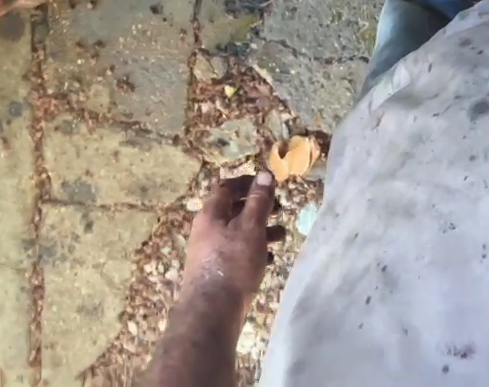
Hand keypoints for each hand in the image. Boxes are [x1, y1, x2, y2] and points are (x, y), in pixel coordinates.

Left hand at [174, 172, 284, 323]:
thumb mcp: (251, 226)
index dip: (248, 183)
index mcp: (211, 214)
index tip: (268, 185)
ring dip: (259, 229)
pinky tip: (269, 258)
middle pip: (233, 210)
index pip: (227, 187)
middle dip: (258, 208)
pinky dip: (253, 249)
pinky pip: (236, 252)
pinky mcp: (215, 272)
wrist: (211, 314)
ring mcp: (209, 252)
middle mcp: (207, 230)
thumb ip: (259, 200)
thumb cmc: (233, 263)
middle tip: (279, 209)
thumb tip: (264, 174)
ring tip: (282, 235)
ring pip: (237, 232)